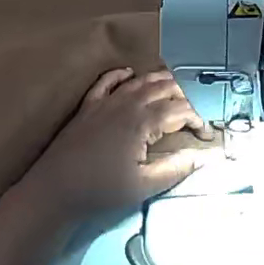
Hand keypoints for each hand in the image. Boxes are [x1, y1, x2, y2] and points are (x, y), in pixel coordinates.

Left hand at [10, 69, 211, 226]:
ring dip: (159, 81)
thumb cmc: (101, 190)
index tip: (207, 134)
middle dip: (185, 95)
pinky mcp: (88, 105)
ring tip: (176, 89)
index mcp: (141, 121)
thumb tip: (204, 157)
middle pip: (162, 88)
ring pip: (138, 81)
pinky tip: (130, 74)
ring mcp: (105, 101)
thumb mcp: (144, 186)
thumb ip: (176, 168)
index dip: (199, 118)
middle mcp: (125, 103)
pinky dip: (122, 75)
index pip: (179, 109)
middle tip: (197, 110)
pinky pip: (107, 81)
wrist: (56, 187)